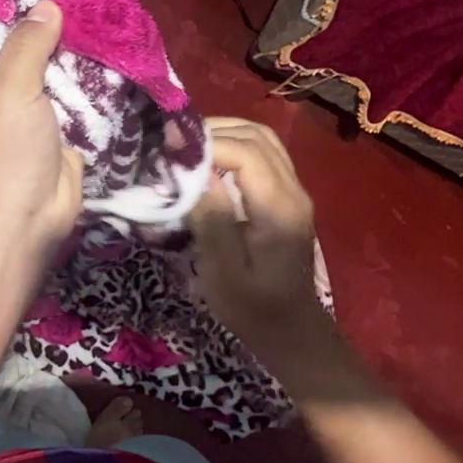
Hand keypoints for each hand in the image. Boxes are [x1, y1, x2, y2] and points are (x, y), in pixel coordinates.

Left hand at [0, 0, 83, 262]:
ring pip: (50, 63)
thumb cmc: (3, 153)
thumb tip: (46, 7)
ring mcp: (28, 106)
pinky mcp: (59, 125)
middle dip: (44, 15)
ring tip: (101, 10)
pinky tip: (111, 48)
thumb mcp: (9, 90)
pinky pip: (73, 90)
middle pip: (17, 38)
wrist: (25, 222)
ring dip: (71, 43)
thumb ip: (26, 44)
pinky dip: (89, 72)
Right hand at [190, 119, 346, 379]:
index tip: (169, 150)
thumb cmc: (254, 309)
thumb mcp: (224, 273)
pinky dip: (233, 146)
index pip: (247, 152)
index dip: (207, 143)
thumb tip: (196, 173)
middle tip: (173, 144)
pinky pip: (262, 154)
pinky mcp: (285, 197)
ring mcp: (293, 191)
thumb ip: (212, 220)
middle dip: (213, 131)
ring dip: (224, 134)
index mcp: (279, 208)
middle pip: (257, 135)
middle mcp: (293, 190)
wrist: (293, 331)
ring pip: (262, 139)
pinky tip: (206, 162)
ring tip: (186, 149)